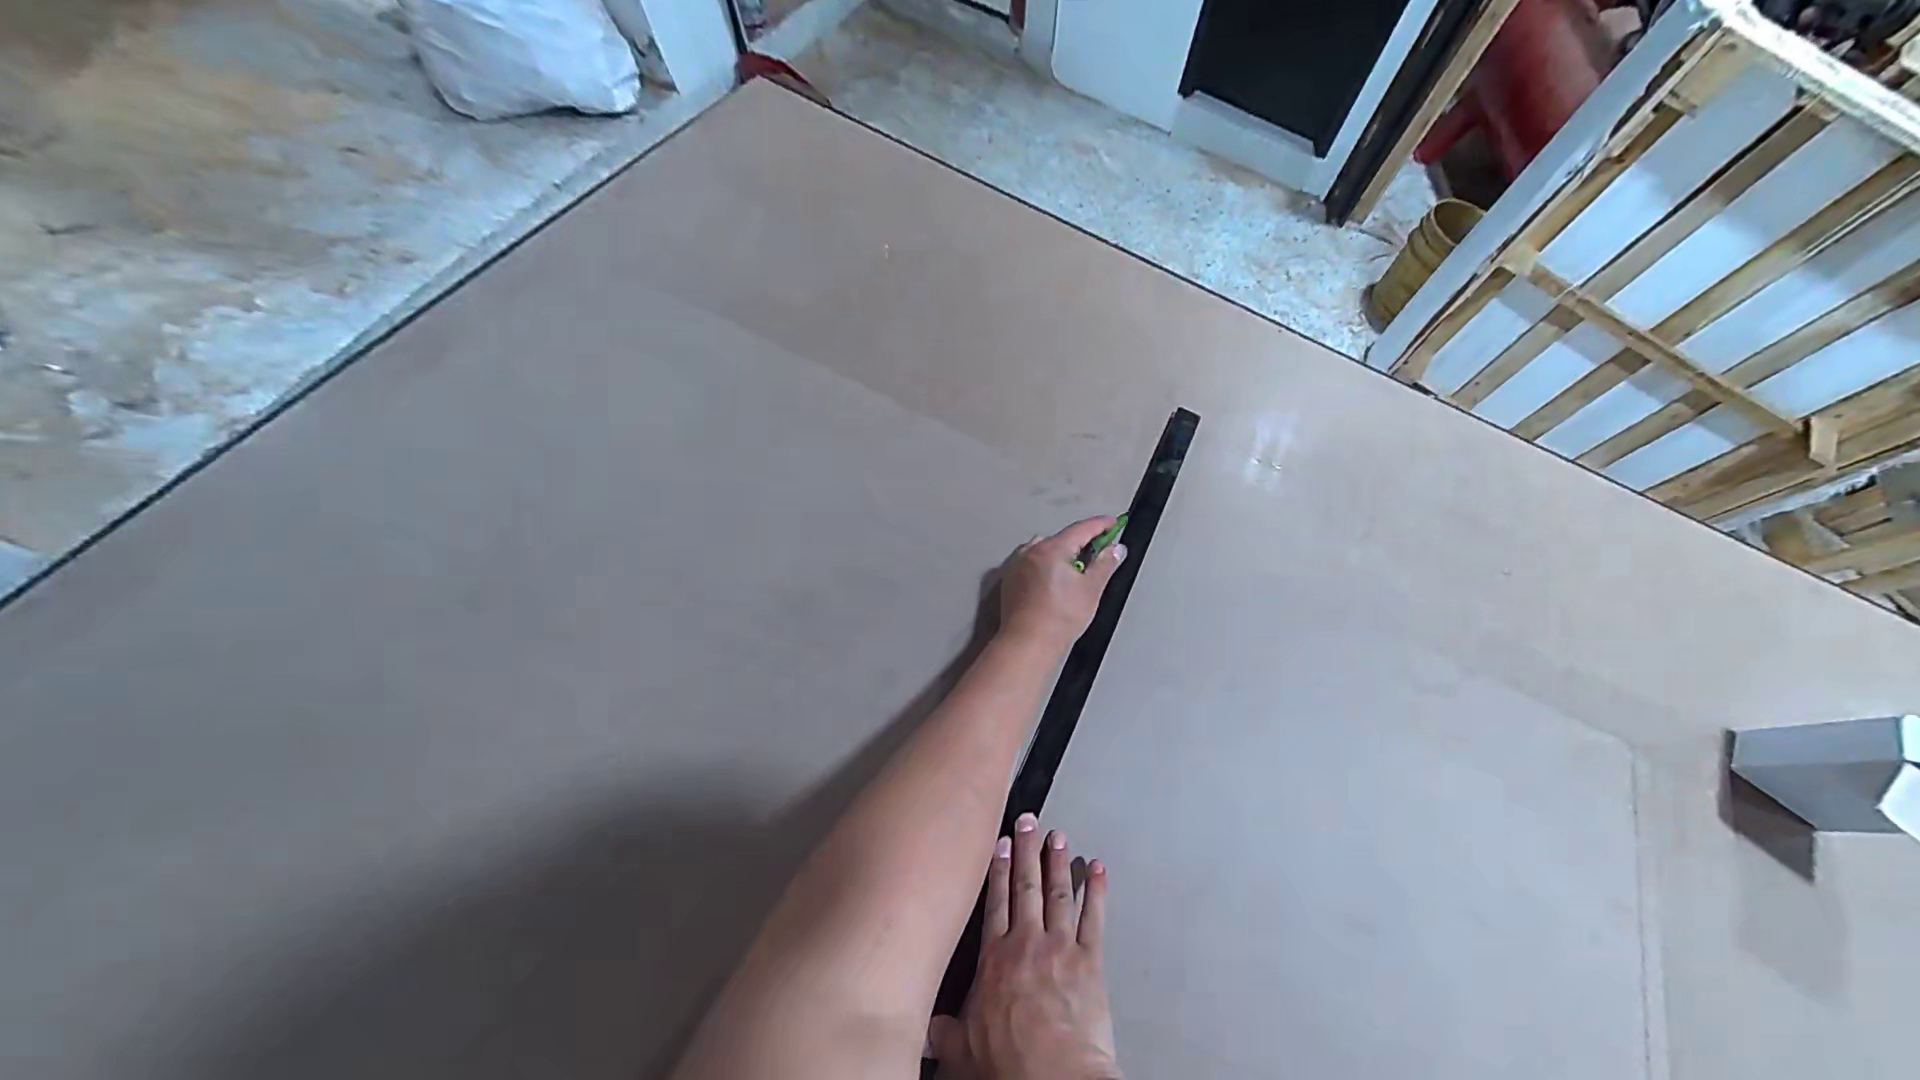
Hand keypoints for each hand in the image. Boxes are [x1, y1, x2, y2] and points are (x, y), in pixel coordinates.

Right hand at [930, 814, 1119, 1079]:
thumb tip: (924, 1028)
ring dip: (1058, 862)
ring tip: (1057, 836)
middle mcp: (1026, 942)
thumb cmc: (1009, 1062)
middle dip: (1027, 850)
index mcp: (995, 957)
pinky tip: (1099, 869)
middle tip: (1029, 821)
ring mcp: (1060, 947)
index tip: (1000, 843)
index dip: (998, 869)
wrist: (1054, 1076)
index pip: (996, 902)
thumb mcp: (963, 1047)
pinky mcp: (1090, 961)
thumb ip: (944, 1029)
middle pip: (1026, 886)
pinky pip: (1095, 919)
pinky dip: (1097, 891)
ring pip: (1058, 894)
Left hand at [997, 517, 1125, 649]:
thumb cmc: (1058, 618)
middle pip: (1061, 538)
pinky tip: (1053, 581)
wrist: (1028, 642)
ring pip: (1044, 549)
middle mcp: (1030, 552)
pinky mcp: (1010, 580)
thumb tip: (1115, 549)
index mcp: (1051, 549)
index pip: (1081, 528)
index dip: (1100, 525)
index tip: (1112, 523)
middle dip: (1081, 542)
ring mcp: (1017, 565)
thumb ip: (1105, 564)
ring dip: (1061, 553)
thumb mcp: (1091, 589)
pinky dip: (1045, 565)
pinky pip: (1031, 563)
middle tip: (1099, 551)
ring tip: (1075, 571)